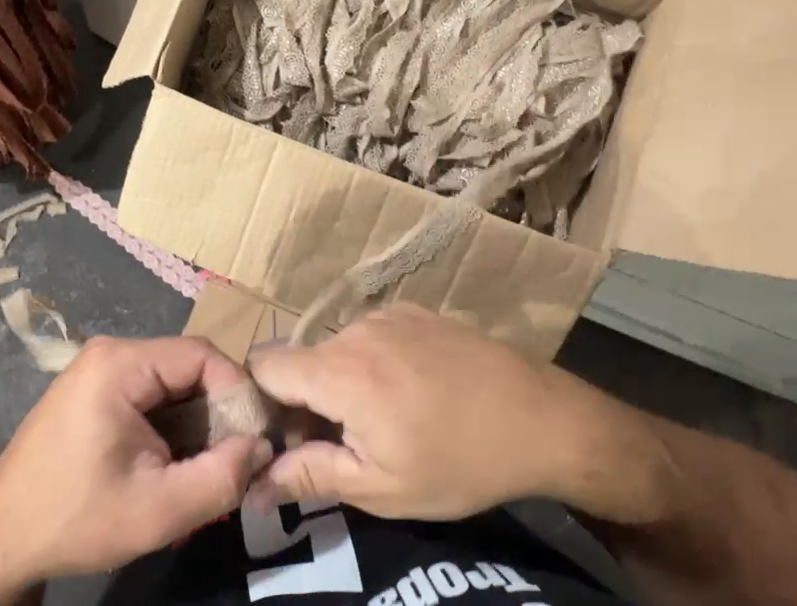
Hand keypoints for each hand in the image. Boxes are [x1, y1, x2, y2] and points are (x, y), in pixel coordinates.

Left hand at [0, 337, 272, 604]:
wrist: (0, 544)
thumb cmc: (76, 520)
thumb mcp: (160, 509)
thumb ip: (223, 477)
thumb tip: (264, 448)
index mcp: (120, 364)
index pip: (203, 355)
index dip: (238, 394)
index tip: (256, 440)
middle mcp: (108, 354)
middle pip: (188, 368)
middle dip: (217, 415)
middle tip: (234, 463)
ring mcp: (96, 372)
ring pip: (171, 386)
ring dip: (195, 426)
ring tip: (204, 472)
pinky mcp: (91, 394)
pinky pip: (148, 398)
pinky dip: (170, 429)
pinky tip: (171, 468)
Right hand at [246, 304, 677, 524]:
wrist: (543, 418)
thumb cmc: (460, 461)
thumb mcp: (382, 487)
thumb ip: (311, 476)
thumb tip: (253, 484)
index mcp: (339, 371)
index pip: (263, 366)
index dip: (261, 403)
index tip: (283, 439)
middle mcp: (355, 330)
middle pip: (300, 360)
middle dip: (305, 401)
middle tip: (342, 444)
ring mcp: (387, 314)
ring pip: (335, 349)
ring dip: (340, 382)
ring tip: (385, 420)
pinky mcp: (413, 309)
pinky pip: (369, 335)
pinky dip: (372, 363)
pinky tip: (412, 392)